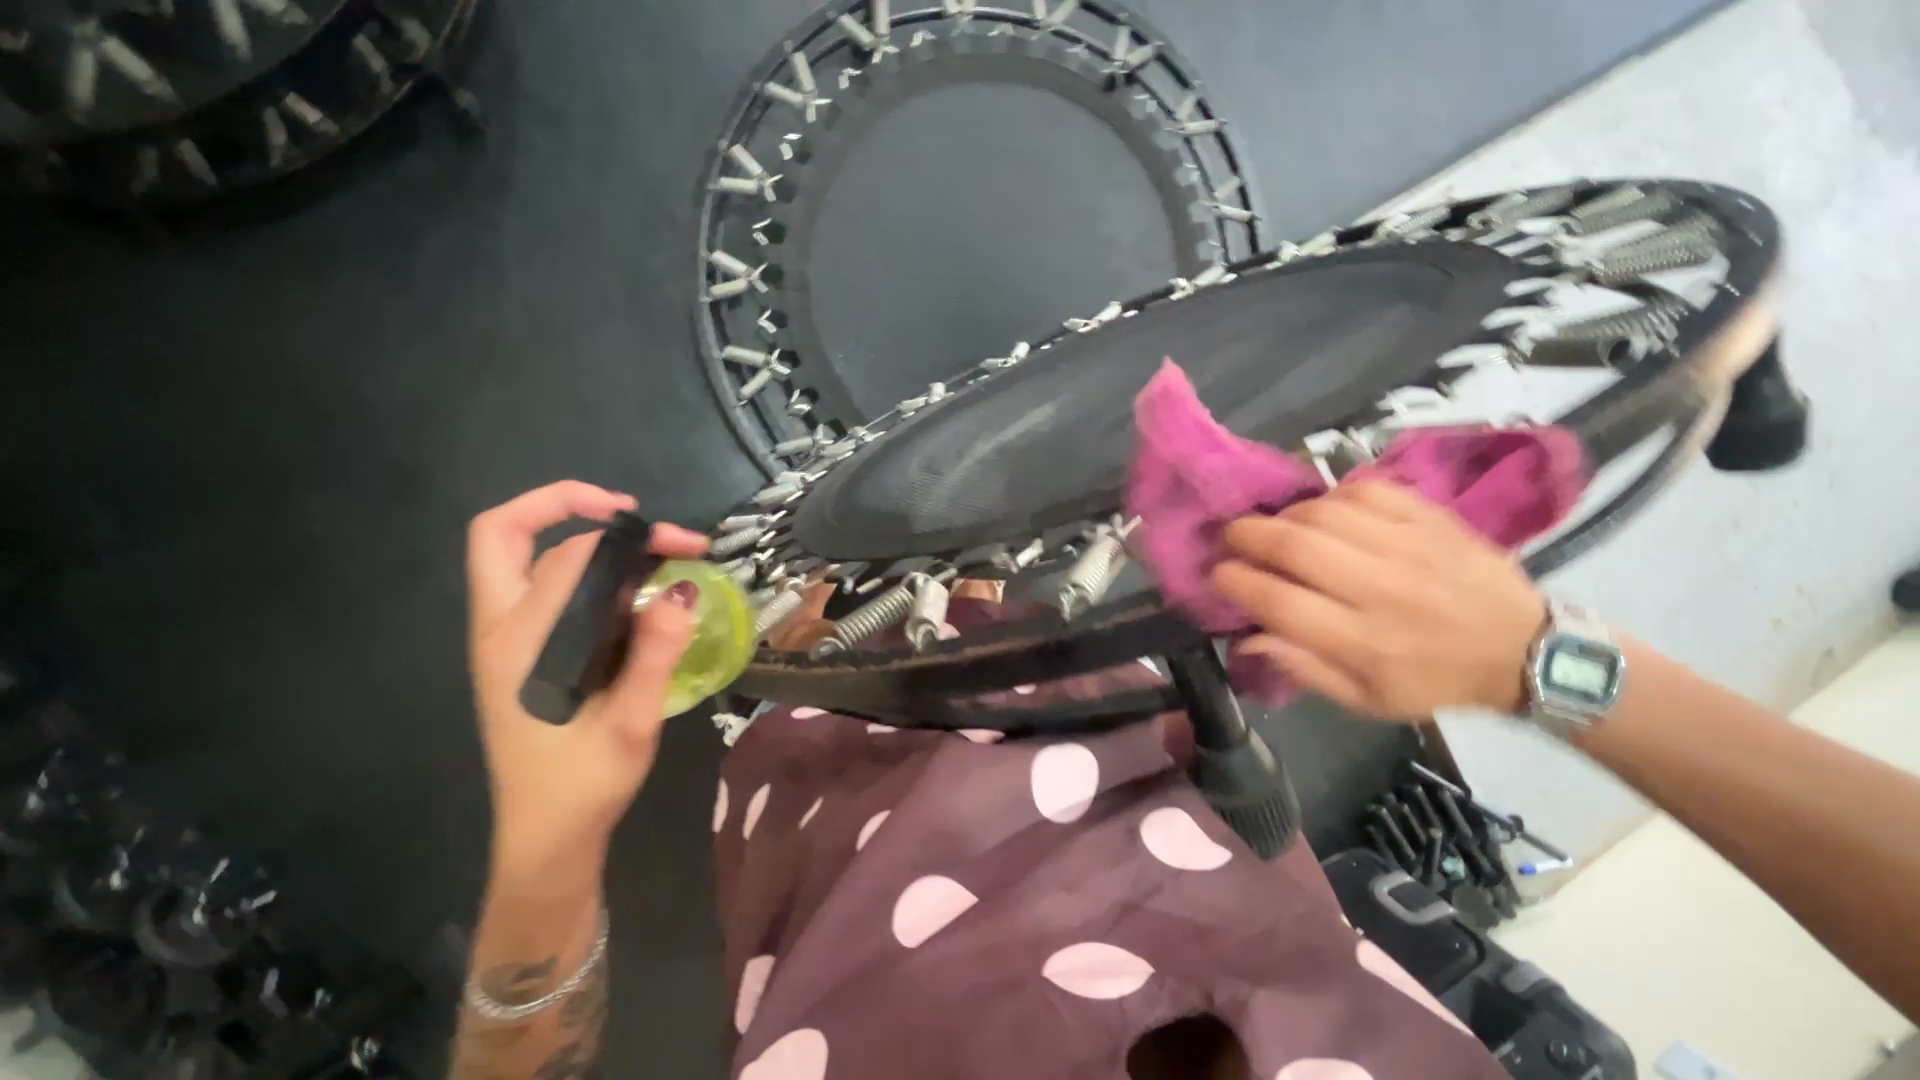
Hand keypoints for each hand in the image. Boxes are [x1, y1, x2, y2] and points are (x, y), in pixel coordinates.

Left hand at [467, 482, 709, 877]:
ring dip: (578, 539)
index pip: (567, 558)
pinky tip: (624, 590)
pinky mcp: (514, 654)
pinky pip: (535, 588)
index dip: (626, 539)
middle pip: (503, 533)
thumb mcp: (631, 724)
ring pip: (521, 558)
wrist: (545, 837)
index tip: (681, 548)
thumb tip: (682, 589)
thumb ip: (654, 653)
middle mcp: (497, 631)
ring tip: (643, 550)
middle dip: (568, 505)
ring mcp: (499, 641)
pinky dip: (577, 569)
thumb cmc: (584, 785)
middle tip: (633, 514)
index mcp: (519, 644)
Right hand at [1210, 479, 1544, 720]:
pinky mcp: (1430, 518)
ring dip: (1283, 515)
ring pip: (1323, 513)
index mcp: (1365, 643)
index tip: (1218, 576)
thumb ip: (1303, 669)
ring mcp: (1409, 547)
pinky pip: (1365, 490)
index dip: (1236, 583)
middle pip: (1295, 548)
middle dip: (1246, 537)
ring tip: (1273, 527)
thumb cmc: (1434, 680)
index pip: (1280, 603)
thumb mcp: (1367, 700)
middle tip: (1230, 539)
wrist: (1524, 649)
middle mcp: (1382, 590)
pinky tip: (1323, 512)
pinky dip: (1331, 495)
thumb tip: (1246, 639)